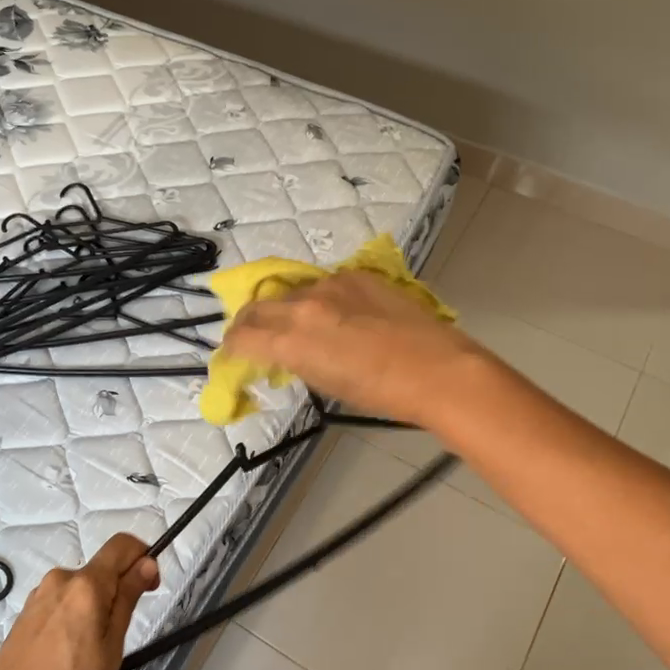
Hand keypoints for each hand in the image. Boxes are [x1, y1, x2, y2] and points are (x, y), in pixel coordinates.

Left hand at [0, 533, 160, 669]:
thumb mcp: (111, 649)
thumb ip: (127, 600)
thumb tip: (146, 563)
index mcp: (84, 584)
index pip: (122, 544)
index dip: (143, 558)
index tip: (150, 590)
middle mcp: (57, 581)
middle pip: (100, 570)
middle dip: (117, 593)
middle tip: (117, 642)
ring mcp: (36, 599)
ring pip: (79, 591)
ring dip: (94, 610)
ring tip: (89, 659)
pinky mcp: (23, 618)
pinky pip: (59, 606)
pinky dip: (73, 622)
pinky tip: (66, 661)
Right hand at [221, 270, 480, 430]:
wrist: (438, 370)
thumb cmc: (381, 394)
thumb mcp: (326, 384)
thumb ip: (295, 361)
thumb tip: (285, 353)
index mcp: (291, 340)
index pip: (241, 337)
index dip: (231, 348)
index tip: (233, 355)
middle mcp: (303, 305)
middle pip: (257, 308)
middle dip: (247, 323)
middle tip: (250, 337)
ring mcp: (331, 285)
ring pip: (291, 292)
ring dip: (285, 308)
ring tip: (298, 324)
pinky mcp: (358, 275)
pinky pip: (324, 284)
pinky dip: (319, 298)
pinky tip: (337, 313)